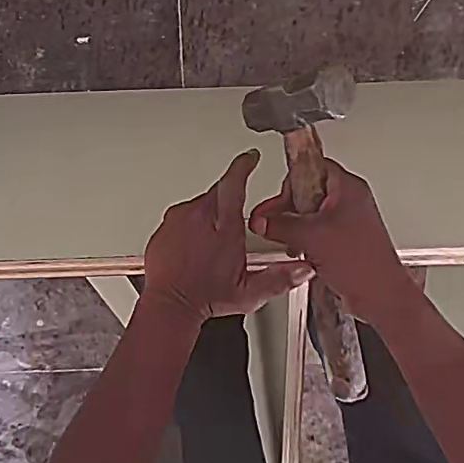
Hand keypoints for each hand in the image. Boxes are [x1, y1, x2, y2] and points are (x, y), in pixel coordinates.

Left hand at [142, 150, 313, 324]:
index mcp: (223, 226)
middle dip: (227, 204)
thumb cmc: (204, 298)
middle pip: (217, 195)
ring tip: (209, 247)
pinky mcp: (163, 228)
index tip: (249, 157)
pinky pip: (180, 219)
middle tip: (230, 229)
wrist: (169, 305)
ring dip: (207, 219)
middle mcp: (198, 217)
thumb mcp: (249, 293)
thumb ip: (278, 278)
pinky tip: (193, 249)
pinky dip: (189, 228)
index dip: (243, 166)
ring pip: (198, 207)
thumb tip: (301, 271)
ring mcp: (177, 220)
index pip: (234, 184)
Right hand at [248, 158, 425, 328]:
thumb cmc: (364, 265)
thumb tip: (262, 220)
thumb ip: (280, 224)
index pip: (312, 165)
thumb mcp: (310, 237)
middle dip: (287, 207)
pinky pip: (316, 229)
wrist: (381, 299)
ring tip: (288, 237)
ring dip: (294, 225)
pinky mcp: (344, 239)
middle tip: (275, 218)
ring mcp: (347, 220)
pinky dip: (303, 237)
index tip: (276, 192)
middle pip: (308, 189)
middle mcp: (349, 200)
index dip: (291, 179)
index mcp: (348, 188)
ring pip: (310, 211)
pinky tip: (299, 250)